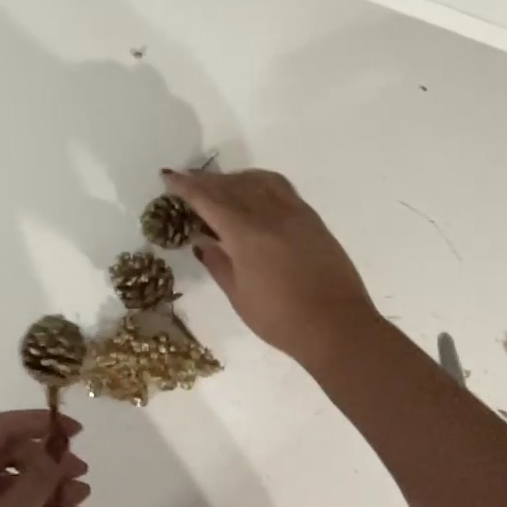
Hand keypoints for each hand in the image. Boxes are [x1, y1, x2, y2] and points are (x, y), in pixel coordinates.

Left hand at [0, 410, 90, 506]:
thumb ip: (37, 480)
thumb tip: (58, 453)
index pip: (0, 427)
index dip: (39, 424)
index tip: (75, 430)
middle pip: (8, 455)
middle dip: (46, 462)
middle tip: (82, 471)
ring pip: (10, 485)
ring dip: (46, 488)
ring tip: (81, 495)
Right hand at [165, 168, 380, 361]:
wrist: (338, 329)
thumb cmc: (282, 320)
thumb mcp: (239, 296)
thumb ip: (218, 263)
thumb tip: (202, 241)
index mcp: (246, 235)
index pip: (208, 200)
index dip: (185, 187)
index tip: (167, 177)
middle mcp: (269, 215)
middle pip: (230, 186)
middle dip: (204, 181)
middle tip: (185, 180)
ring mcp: (294, 213)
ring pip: (256, 180)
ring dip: (232, 178)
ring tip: (218, 185)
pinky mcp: (311, 218)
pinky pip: (279, 187)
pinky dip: (258, 181)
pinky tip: (252, 191)